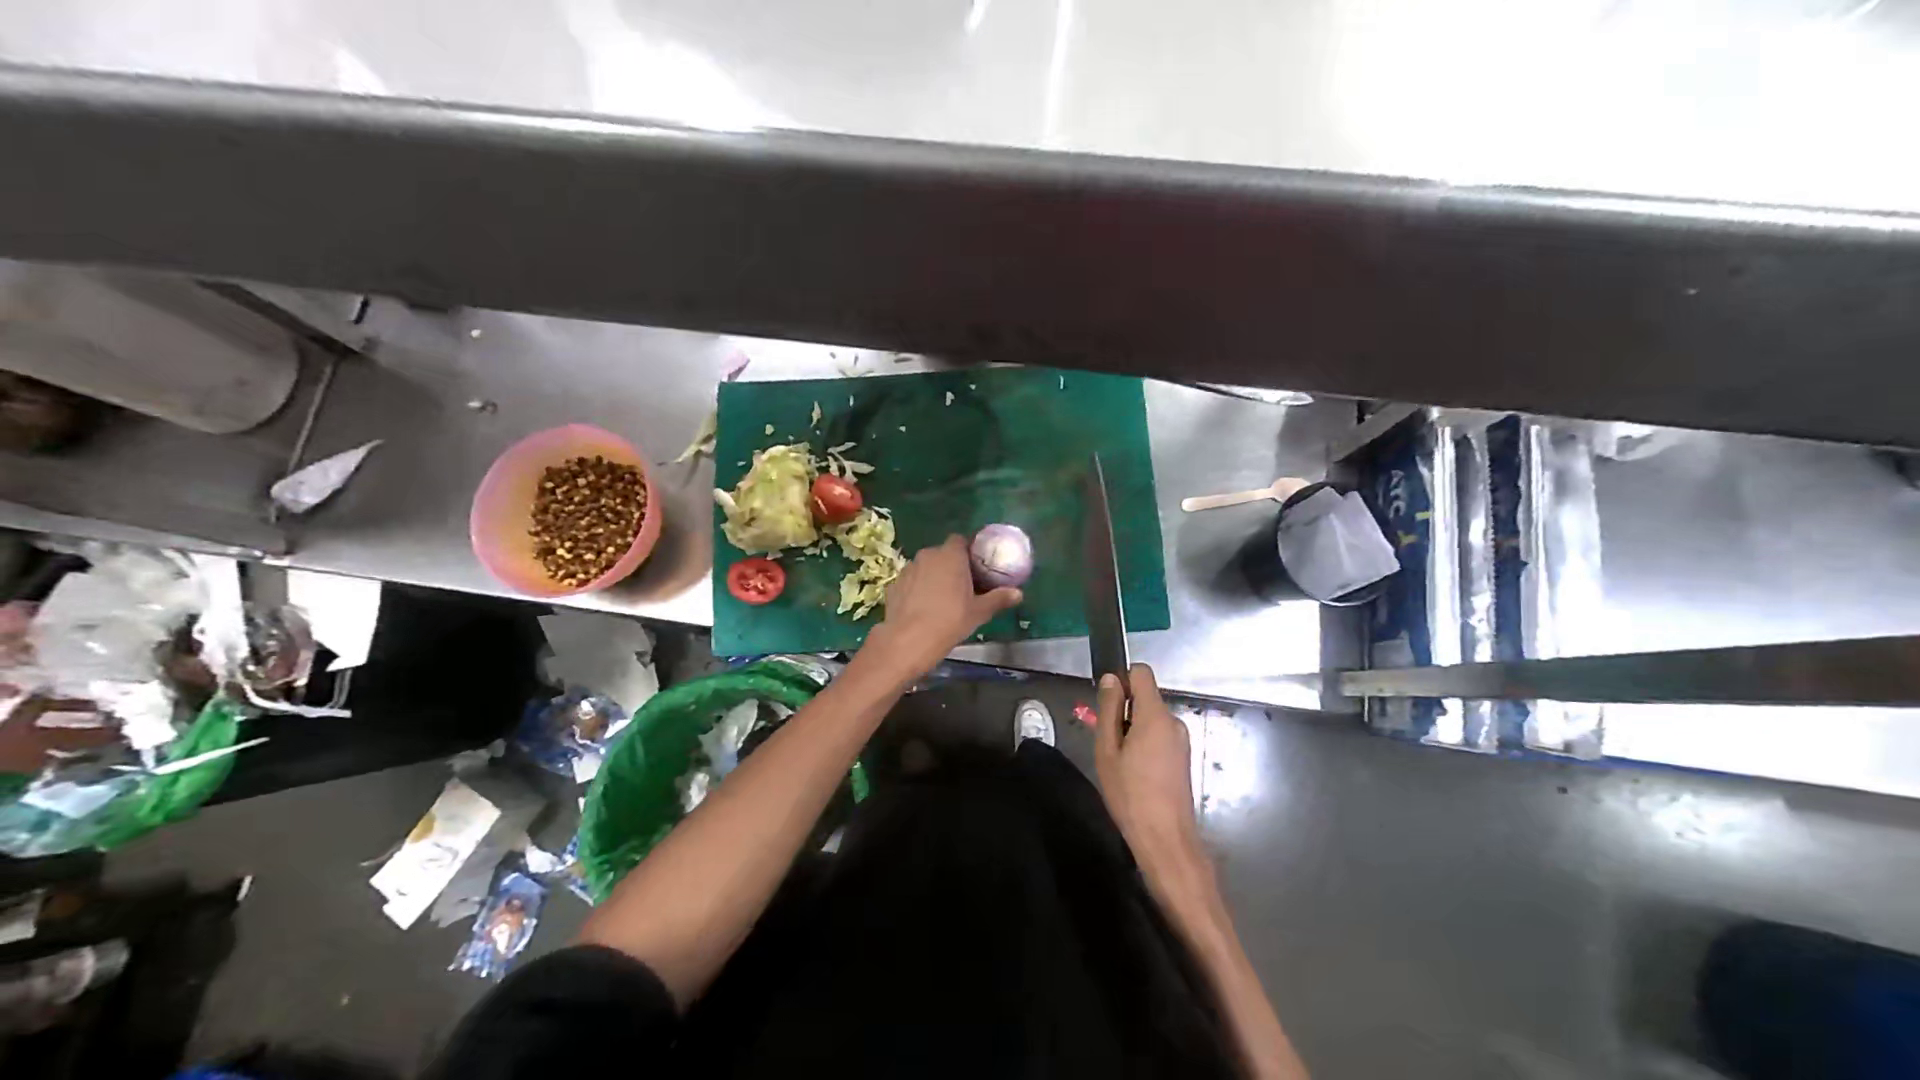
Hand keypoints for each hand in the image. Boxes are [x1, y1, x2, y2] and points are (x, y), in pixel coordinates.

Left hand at [864, 535, 1021, 676]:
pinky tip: (923, 608)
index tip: (977, 568)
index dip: (969, 551)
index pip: (960, 540)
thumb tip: (1018, 593)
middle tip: (964, 586)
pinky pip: (912, 581)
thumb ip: (998, 598)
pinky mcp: (894, 584)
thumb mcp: (979, 612)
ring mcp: (908, 569)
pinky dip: (918, 589)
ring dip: (934, 576)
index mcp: (950, 555)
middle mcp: (927, 555)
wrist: (907, 641)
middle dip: (953, 565)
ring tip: (943, 599)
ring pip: (926, 567)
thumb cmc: (949, 621)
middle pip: (943, 554)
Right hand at [1094, 664, 1207, 887]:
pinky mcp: (1183, 757)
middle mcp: (1174, 721)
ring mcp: (1182, 740)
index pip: (1142, 673)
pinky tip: (1134, 771)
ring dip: (1133, 730)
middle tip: (1106, 741)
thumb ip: (1109, 710)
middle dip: (1124, 710)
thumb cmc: (1130, 794)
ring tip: (1119, 761)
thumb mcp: (1107, 750)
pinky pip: (1160, 736)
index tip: (1107, 704)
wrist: (1165, 838)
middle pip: (1145, 698)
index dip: (1122, 680)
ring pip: (1151, 719)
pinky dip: (1145, 744)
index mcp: (1155, 715)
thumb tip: (1111, 679)